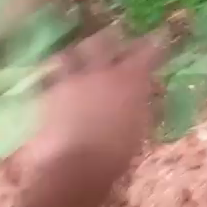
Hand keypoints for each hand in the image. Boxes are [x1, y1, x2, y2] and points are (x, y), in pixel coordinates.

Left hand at [25, 28, 165, 182]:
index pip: (147, 50)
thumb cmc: (117, 151)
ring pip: (70, 55)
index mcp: (129, 77)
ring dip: (77, 54)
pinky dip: (56, 79)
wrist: (73, 170)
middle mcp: (100, 72)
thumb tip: (144, 89)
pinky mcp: (46, 98)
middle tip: (114, 39)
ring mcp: (70, 82)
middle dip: (110, 38)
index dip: (155, 41)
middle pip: (103, 41)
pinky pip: (50, 79)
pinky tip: (59, 84)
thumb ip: (142, 100)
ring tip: (79, 57)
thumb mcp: (141, 123)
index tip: (160, 36)